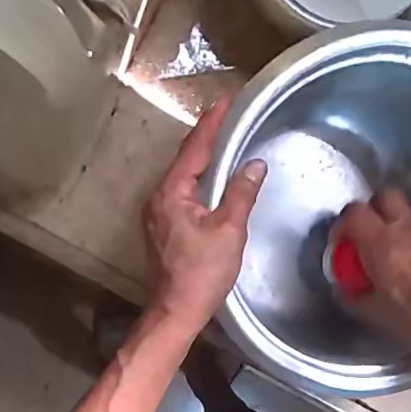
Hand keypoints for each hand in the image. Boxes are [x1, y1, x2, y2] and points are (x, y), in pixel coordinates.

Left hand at [143, 98, 266, 331]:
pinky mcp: (161, 228)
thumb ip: (241, 193)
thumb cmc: (201, 273)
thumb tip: (254, 166)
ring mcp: (156, 214)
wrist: (175, 310)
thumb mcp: (229, 231)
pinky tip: (213, 180)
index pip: (194, 148)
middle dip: (206, 138)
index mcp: (171, 193)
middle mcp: (157, 198)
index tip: (225, 100)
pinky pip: (181, 194)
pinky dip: (198, 181)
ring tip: (225, 142)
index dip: (211, 123)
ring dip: (202, 160)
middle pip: (185, 160)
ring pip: (182, 178)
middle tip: (228, 117)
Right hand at [334, 189, 410, 369]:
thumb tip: (346, 288)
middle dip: (375, 211)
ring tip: (405, 264)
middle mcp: (408, 229)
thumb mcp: (374, 312)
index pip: (354, 212)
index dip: (344, 223)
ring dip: (403, 234)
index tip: (342, 241)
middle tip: (371, 236)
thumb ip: (355, 294)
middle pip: (386, 197)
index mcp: (381, 244)